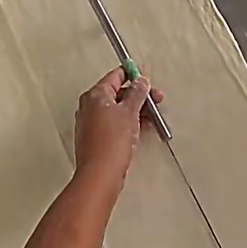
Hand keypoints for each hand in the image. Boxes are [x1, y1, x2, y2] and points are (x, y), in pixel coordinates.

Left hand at [72, 68, 163, 188]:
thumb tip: (140, 81)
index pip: (116, 76)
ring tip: (152, 116)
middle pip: (118, 93)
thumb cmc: (112, 141)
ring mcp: (92, 123)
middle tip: (156, 99)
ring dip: (136, 110)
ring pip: (117, 109)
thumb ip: (137, 93)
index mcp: (95, 95)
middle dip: (138, 95)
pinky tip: (141, 128)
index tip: (146, 78)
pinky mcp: (97, 138)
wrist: (101, 173)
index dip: (133, 74)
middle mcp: (90, 106)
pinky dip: (129, 122)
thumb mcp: (130, 111)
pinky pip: (115, 123)